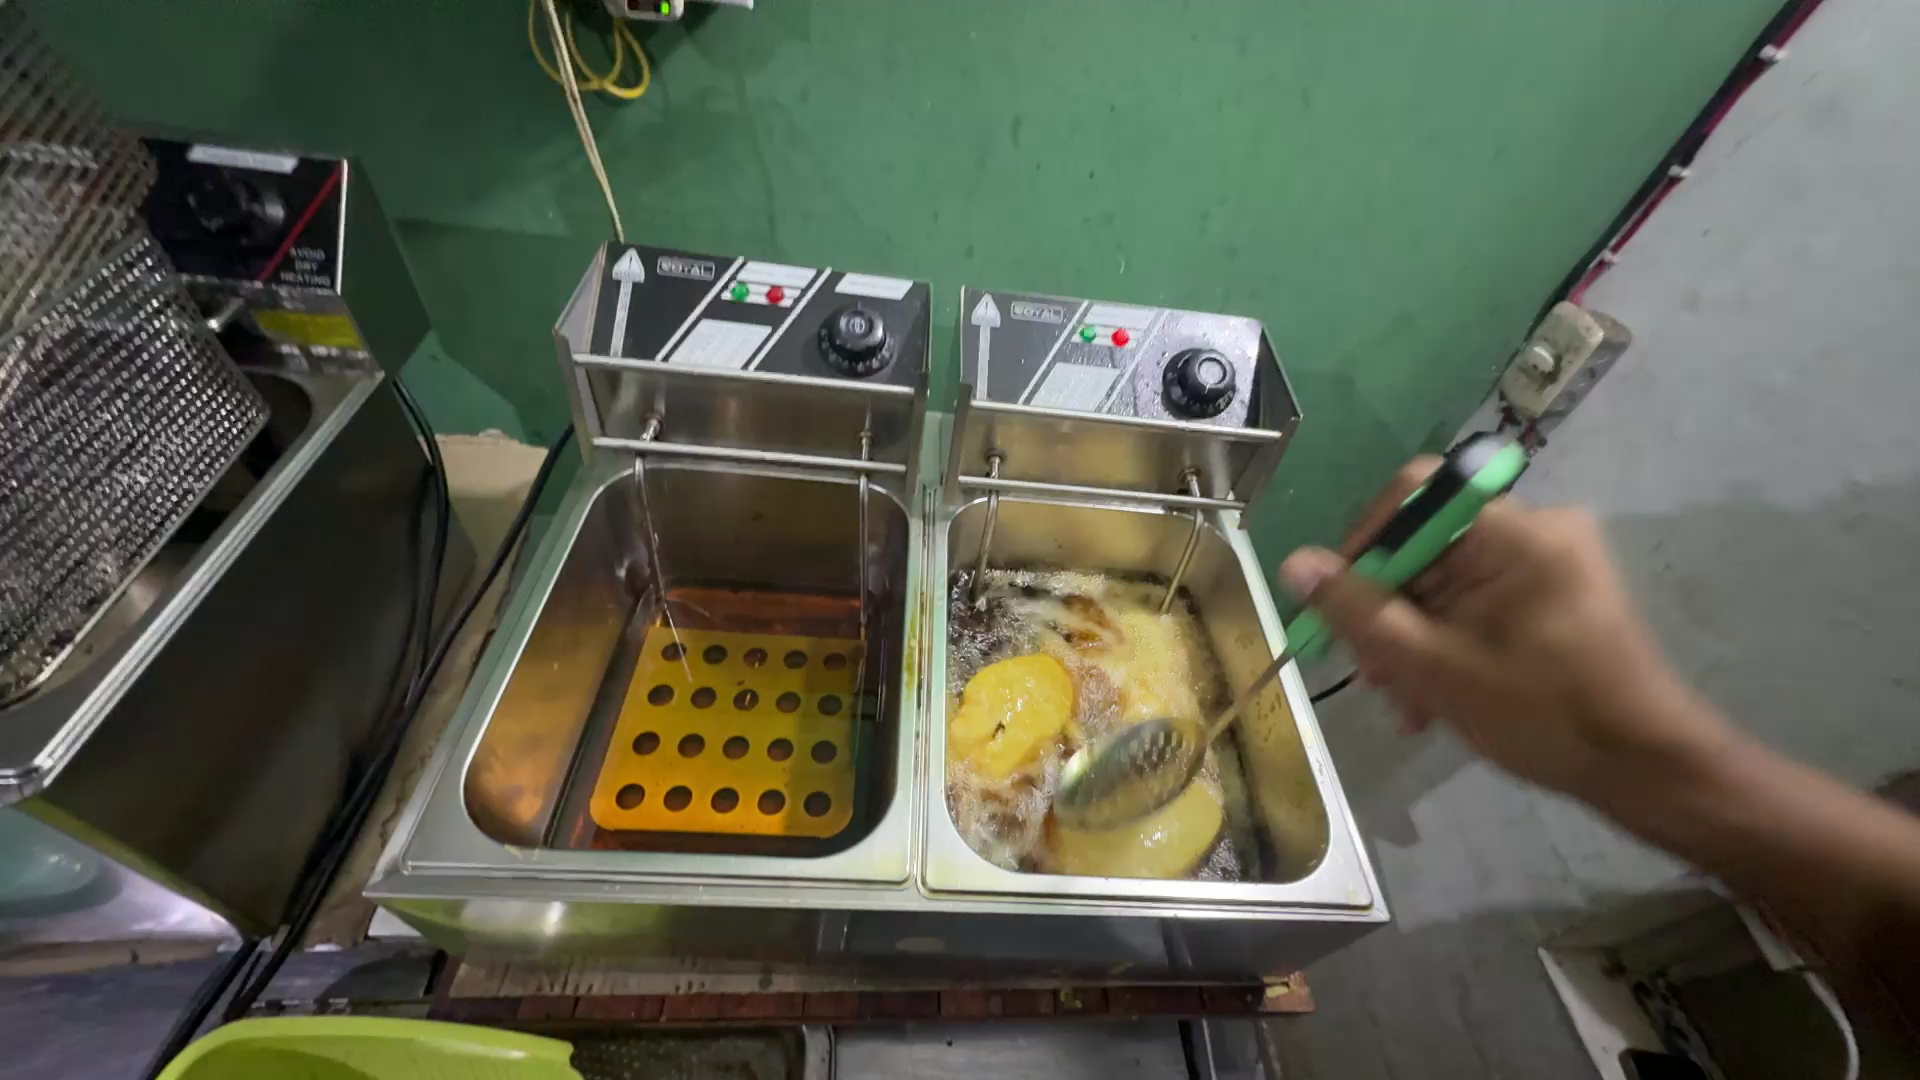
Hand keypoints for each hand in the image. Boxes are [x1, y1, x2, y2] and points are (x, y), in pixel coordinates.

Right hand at [1279, 458, 1735, 802]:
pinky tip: (1428, 695)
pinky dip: (1437, 640)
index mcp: (1512, 533)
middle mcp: (1530, 531)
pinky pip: (1463, 599)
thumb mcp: (1428, 664)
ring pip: (1435, 580)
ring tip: (1402, 700)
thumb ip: (1355, 608)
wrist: (1647, 772)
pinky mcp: (1543, 592)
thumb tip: (1293, 561)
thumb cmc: (1542, 714)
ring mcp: (1540, 562)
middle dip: (1383, 610)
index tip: (1341, 602)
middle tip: (1371, 673)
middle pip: (1418, 545)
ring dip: (1405, 636)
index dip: (1361, 541)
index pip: (1410, 494)